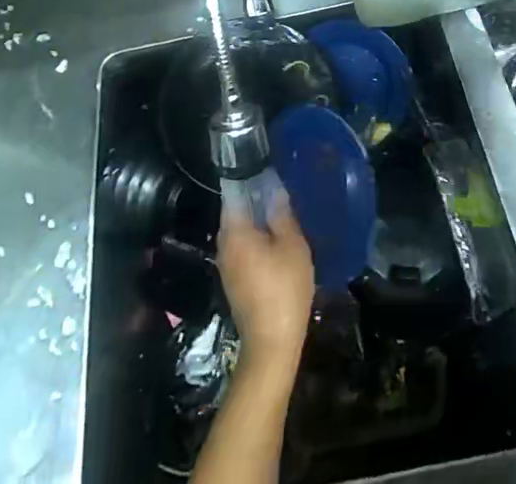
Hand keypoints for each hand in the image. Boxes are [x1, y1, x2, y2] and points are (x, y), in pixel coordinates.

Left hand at [216, 192, 314, 367]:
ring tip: (282, 220)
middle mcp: (223, 243)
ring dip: (257, 224)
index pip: (234, 192)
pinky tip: (275, 247)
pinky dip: (256, 243)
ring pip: (239, 233)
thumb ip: (282, 215)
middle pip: (236, 212)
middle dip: (255, 202)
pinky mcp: (232, 281)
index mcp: (234, 230)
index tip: (266, 172)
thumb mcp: (292, 247)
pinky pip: (242, 250)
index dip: (249, 179)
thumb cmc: (284, 289)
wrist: (271, 342)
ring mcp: (225, 264)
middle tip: (280, 195)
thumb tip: (273, 190)